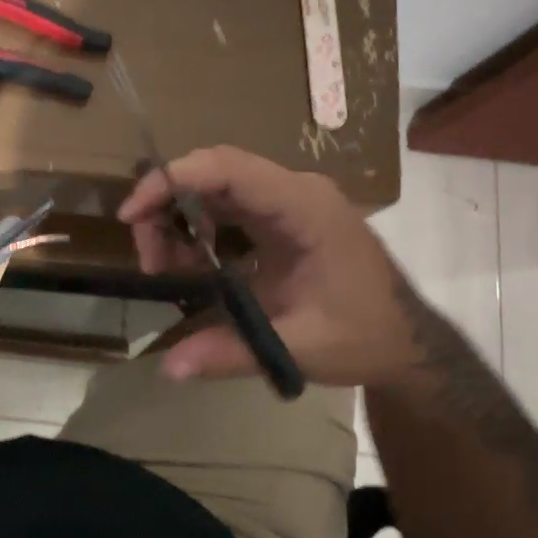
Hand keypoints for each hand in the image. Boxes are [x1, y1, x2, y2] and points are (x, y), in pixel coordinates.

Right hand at [117, 146, 423, 387]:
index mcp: (305, 209)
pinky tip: (191, 267)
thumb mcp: (297, 348)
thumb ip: (231, 353)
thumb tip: (168, 368)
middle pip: (212, 173)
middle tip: (147, 259)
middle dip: (165, 206)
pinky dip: (195, 231)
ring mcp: (287, 203)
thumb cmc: (363, 338)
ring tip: (165, 270)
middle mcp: (294, 193)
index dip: (171, 181)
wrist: (407, 341)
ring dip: (176, 221)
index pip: (228, 169)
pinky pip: (224, 207)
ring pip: (212, 188)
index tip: (130, 216)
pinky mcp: (279, 219)